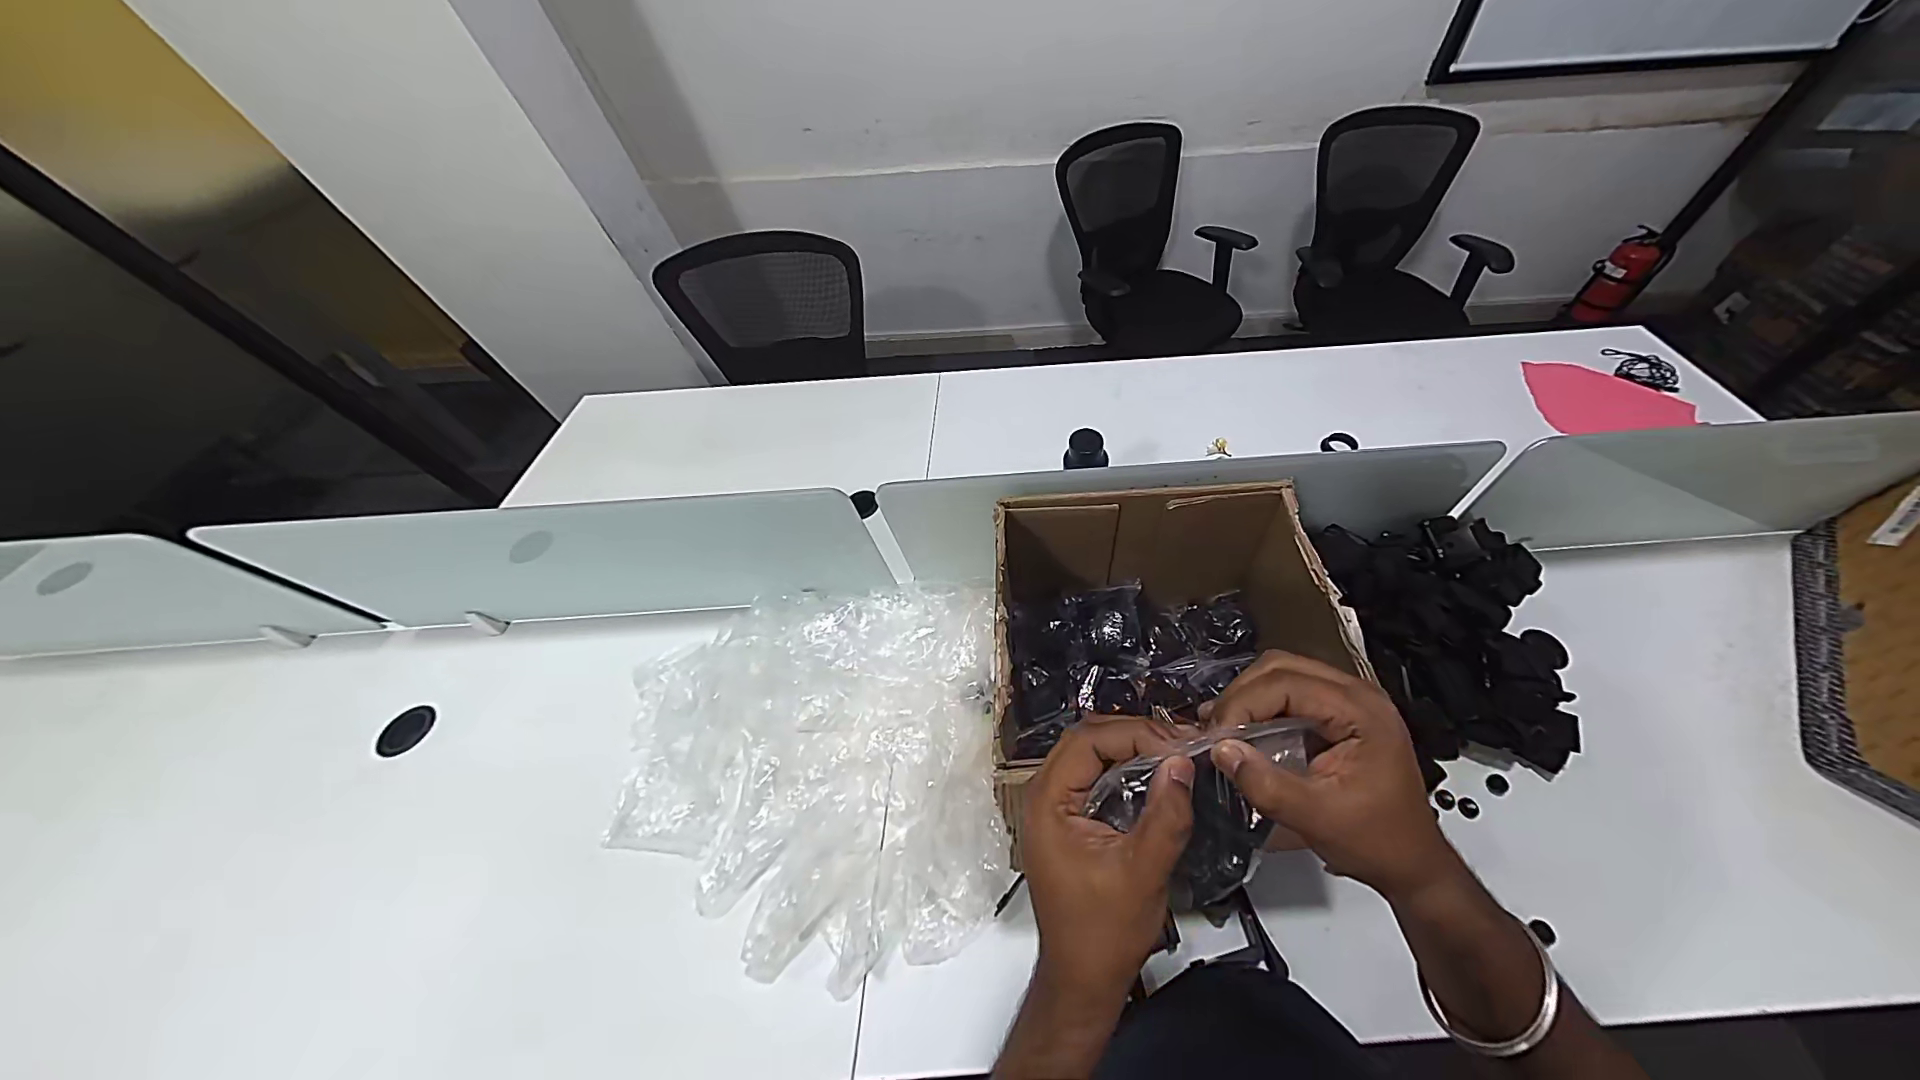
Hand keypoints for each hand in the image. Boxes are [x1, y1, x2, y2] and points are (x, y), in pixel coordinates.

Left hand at [1021, 716, 1193, 996]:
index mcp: (1047, 801)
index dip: (1134, 734)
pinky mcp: (1070, 816)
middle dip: (1135, 735)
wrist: (1082, 975)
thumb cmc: (1101, 934)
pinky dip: (1126, 766)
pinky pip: (1096, 774)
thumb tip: (1181, 764)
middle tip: (1179, 744)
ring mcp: (1055, 804)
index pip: (1088, 740)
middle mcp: (1044, 794)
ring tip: (1174, 753)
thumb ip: (1164, 817)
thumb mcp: (1142, 873)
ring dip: (1132, 747)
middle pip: (1087, 738)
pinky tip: (1156, 773)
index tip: (1175, 745)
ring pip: (1092, 752)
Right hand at [1200, 651, 1458, 900]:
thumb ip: (1267, 785)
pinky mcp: (1336, 711)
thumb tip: (1221, 750)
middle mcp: (1356, 694)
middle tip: (1217, 732)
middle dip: (1240, 696)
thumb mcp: (1317, 819)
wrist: (1412, 863)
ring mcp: (1347, 699)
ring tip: (1225, 731)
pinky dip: (1258, 704)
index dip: (1242, 704)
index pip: (1284, 683)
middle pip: (1279, 667)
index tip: (1217, 738)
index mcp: (1361, 711)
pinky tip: (1242, 730)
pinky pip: (1286, 690)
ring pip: (1278, 673)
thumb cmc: (1376, 842)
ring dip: (1246, 698)